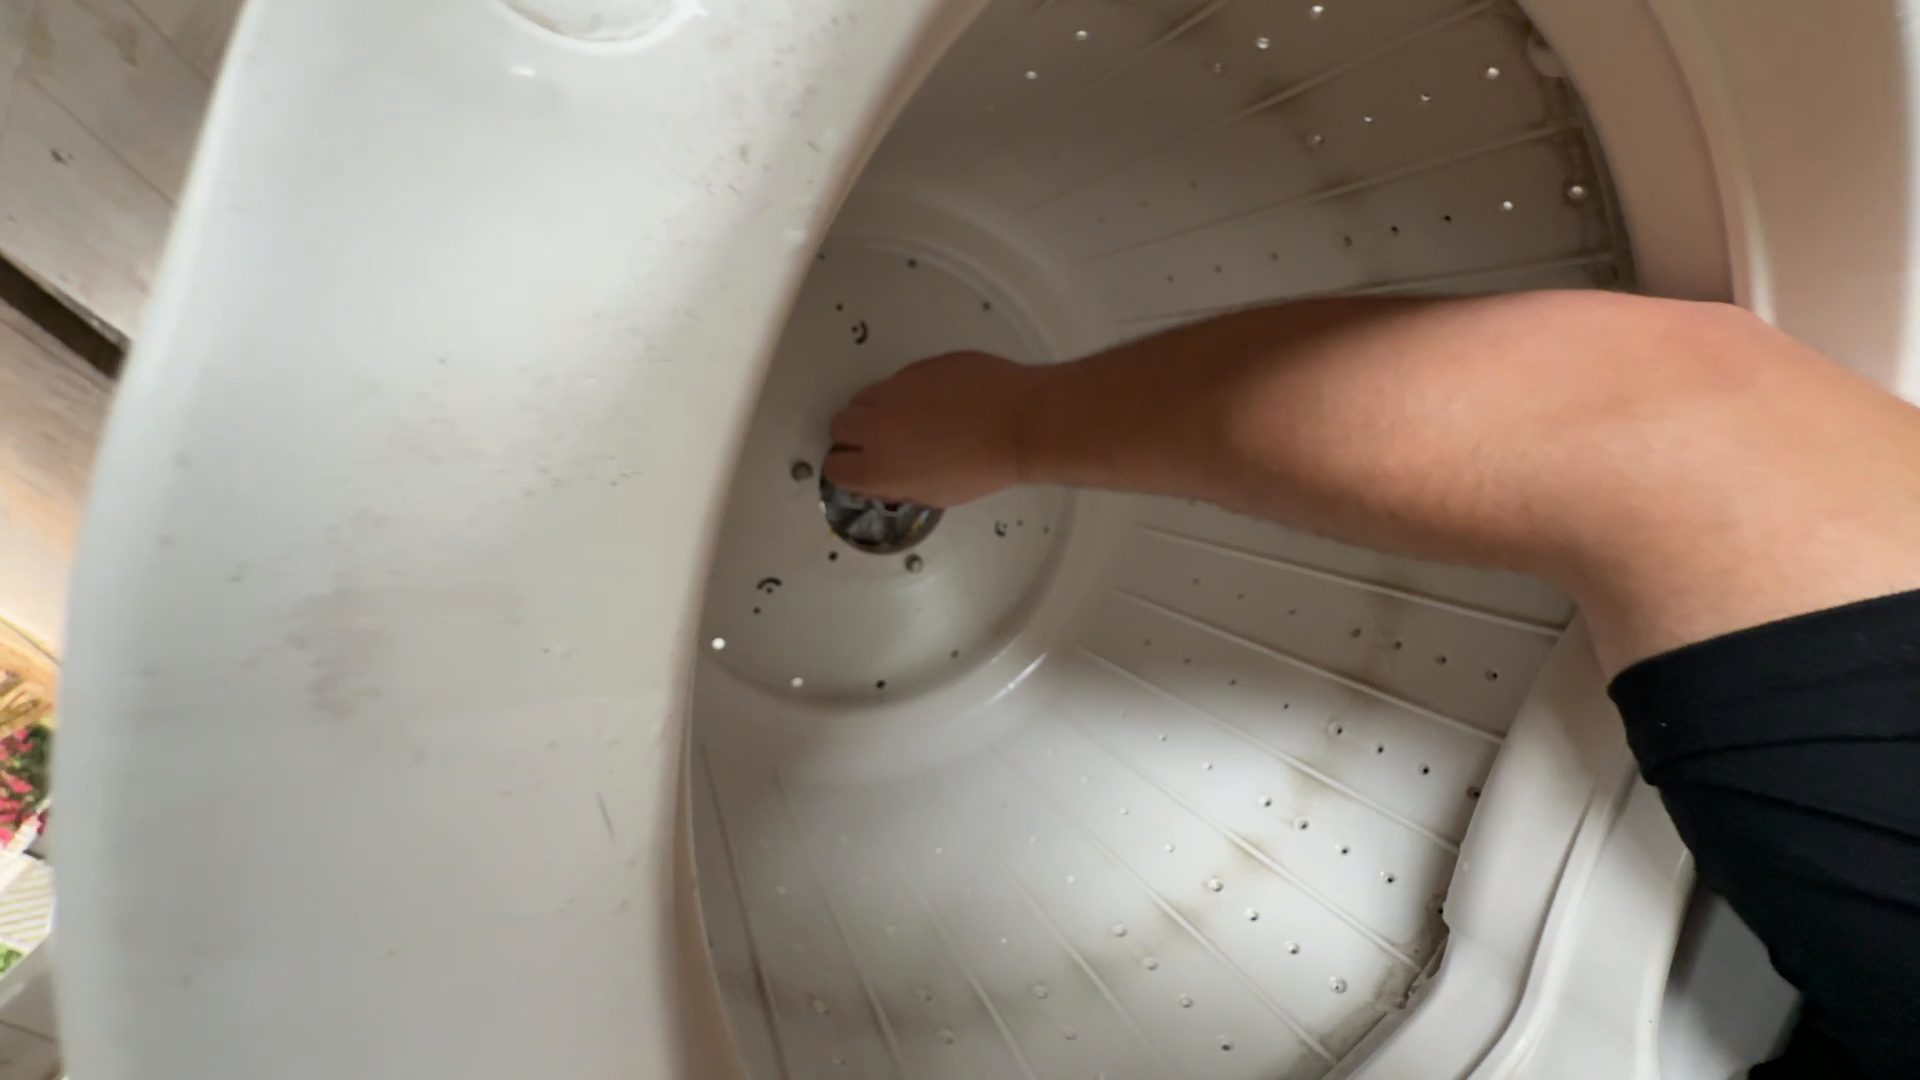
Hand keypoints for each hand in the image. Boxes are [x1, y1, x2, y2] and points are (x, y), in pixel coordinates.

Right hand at [824, 351, 1041, 507]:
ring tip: (908, 421)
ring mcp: (894, 390)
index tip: (862, 468)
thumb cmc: (984, 466)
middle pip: (839, 426)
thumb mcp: (936, 494)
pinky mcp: (915, 367)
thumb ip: (896, 488)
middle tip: (882, 442)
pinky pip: (897, 380)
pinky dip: (905, 392)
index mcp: (878, 467)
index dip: (848, 469)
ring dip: (876, 411)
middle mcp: (876, 426)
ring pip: (864, 398)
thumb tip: (874, 485)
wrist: (1019, 423)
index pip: (834, 468)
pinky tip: (934, 402)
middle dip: (854, 436)